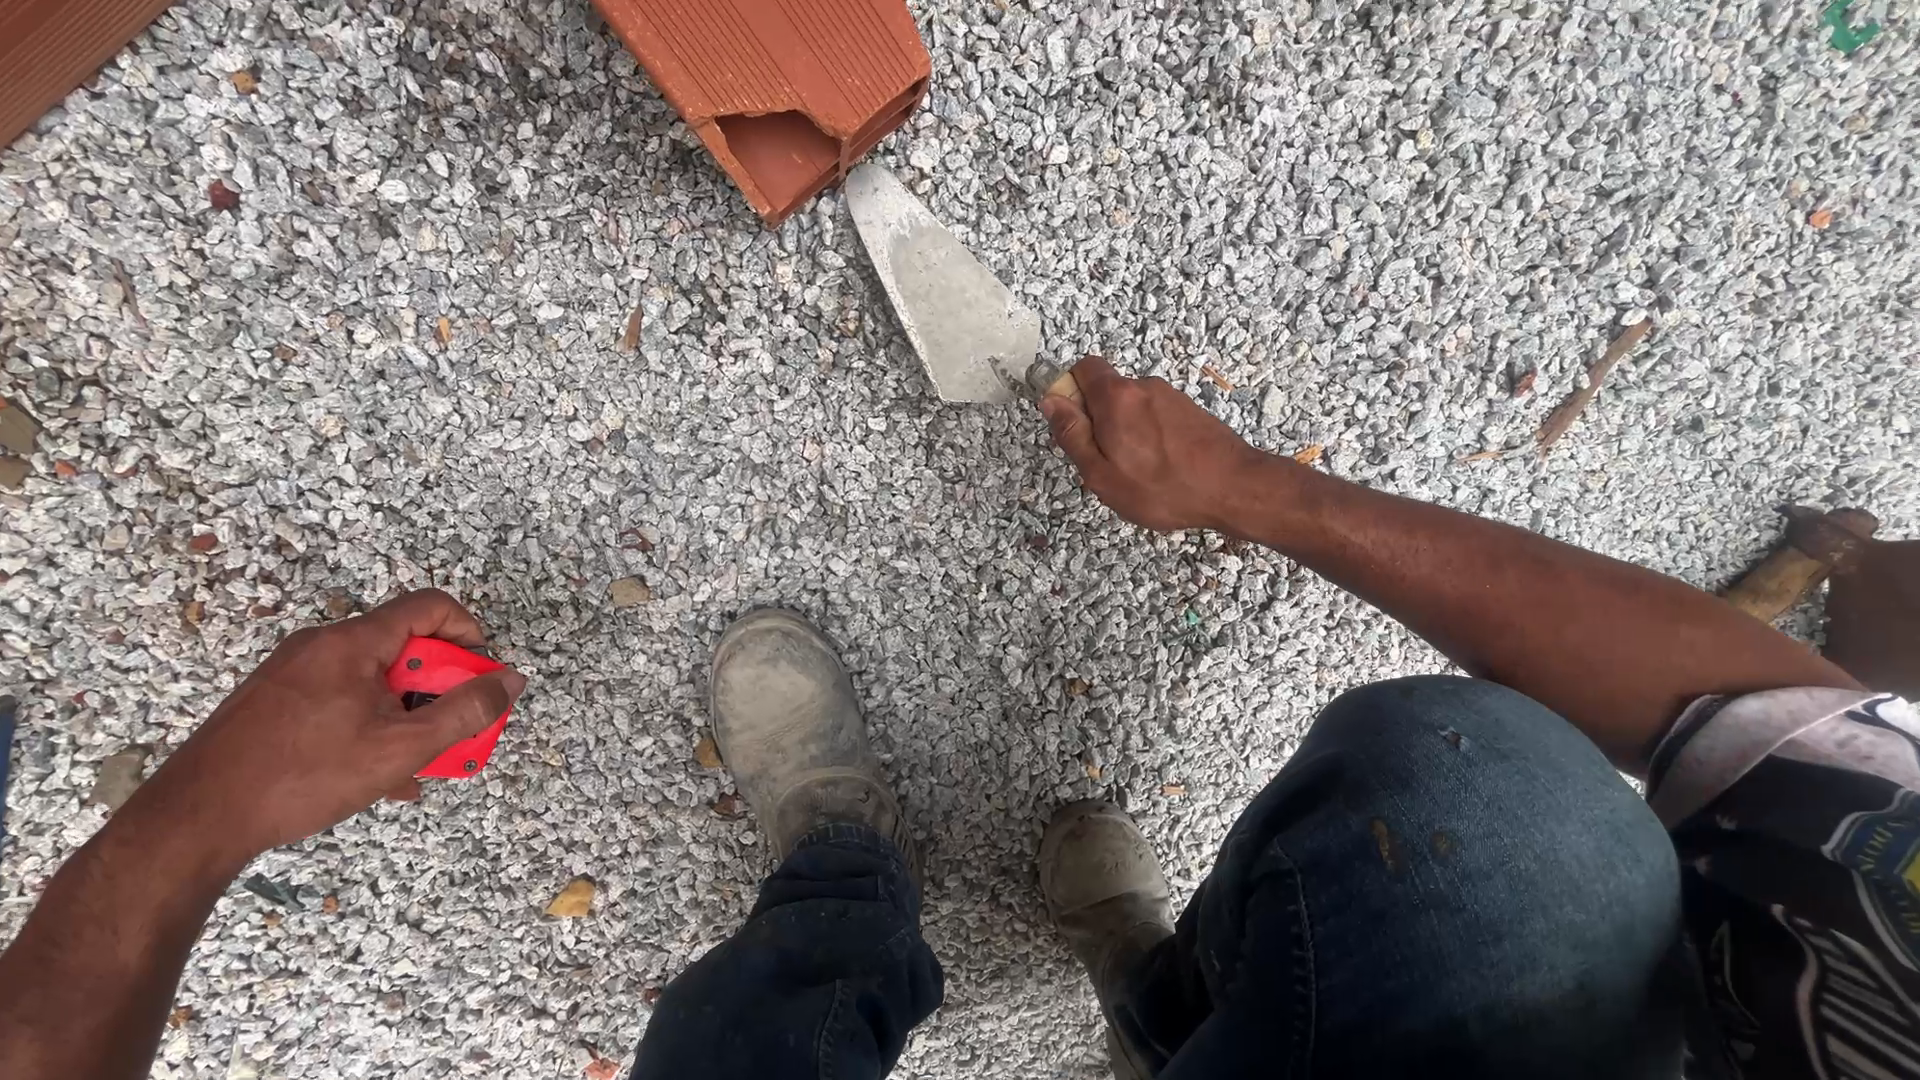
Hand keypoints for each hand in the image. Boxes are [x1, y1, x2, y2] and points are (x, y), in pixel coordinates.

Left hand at [121, 589, 526, 871]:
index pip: (432, 607)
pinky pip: (346, 700)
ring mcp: (294, 675)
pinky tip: (381, 775)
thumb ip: (467, 712)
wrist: (187, 827)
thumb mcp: (402, 749)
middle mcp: (322, 647)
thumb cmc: (301, 778)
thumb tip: (512, 680)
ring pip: (378, 680)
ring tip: (420, 762)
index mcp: (352, 643)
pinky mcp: (276, 704)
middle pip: (407, 647)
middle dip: (442, 689)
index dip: (471, 635)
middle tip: (453, 729)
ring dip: (411, 715)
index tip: (481, 678)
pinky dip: (374, 726)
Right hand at [1039, 356, 1277, 532]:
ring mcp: (1170, 397)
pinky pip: (1154, 418)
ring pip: (1131, 408)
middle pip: (1106, 391)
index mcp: (1116, 398)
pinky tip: (1160, 470)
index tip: (1073, 427)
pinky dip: (1149, 438)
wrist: (1234, 488)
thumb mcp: (1100, 473)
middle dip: (1097, 421)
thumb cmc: (1165, 488)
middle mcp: (1144, 387)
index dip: (1069, 393)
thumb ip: (1071, 434)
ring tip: (1138, 472)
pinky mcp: (1189, 411)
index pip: (1082, 368)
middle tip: (1105, 462)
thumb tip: (1050, 401)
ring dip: (1125, 433)